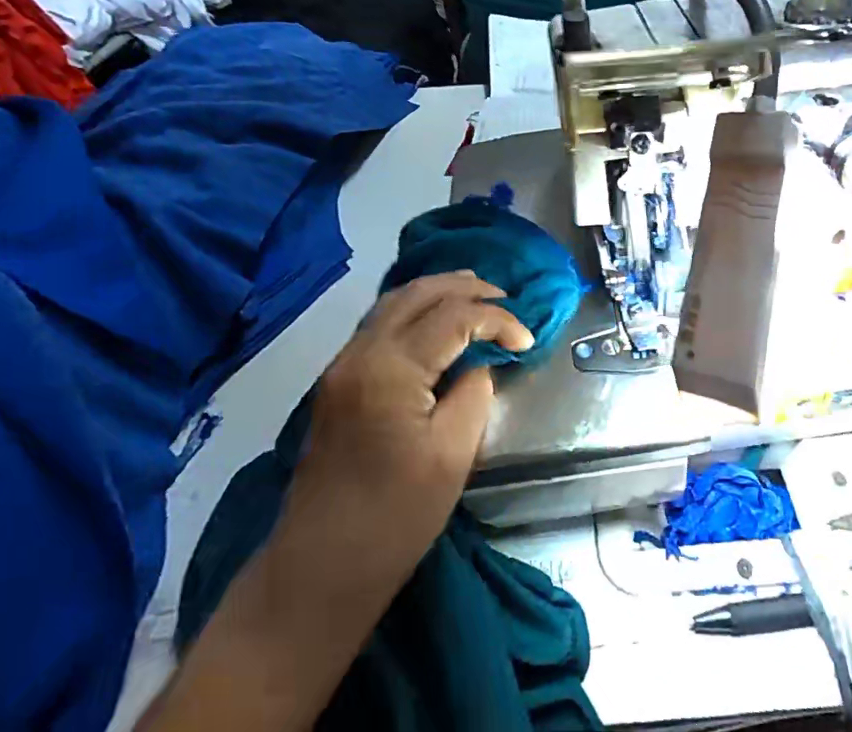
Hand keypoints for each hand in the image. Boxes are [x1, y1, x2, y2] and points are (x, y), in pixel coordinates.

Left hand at [283, 271, 533, 591]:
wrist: (323, 563)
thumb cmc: (396, 518)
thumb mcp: (452, 456)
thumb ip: (472, 395)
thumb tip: (478, 365)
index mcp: (389, 367)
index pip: (451, 317)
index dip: (496, 319)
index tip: (528, 339)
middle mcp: (359, 352)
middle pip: (414, 294)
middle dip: (463, 287)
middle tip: (504, 295)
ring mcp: (341, 365)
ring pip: (391, 304)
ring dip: (434, 293)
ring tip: (474, 295)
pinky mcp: (336, 382)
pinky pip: (378, 327)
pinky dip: (411, 313)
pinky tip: (434, 323)